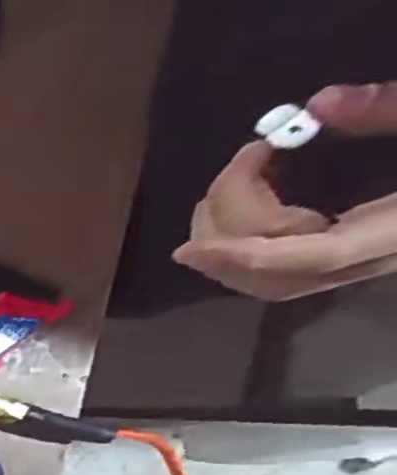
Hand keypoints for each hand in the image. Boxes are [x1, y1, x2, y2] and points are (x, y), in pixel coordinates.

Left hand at [173, 83, 396, 300]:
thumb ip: (392, 108)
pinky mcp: (356, 257)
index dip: (247, 254)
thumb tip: (318, 103)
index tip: (190, 246)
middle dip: (228, 231)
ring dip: (227, 238)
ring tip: (238, 177)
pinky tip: (246, 199)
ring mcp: (369, 263)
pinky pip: (279, 268)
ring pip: (267, 278)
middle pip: (274, 273)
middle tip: (242, 162)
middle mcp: (384, 257)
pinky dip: (243, 243)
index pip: (314, 258)